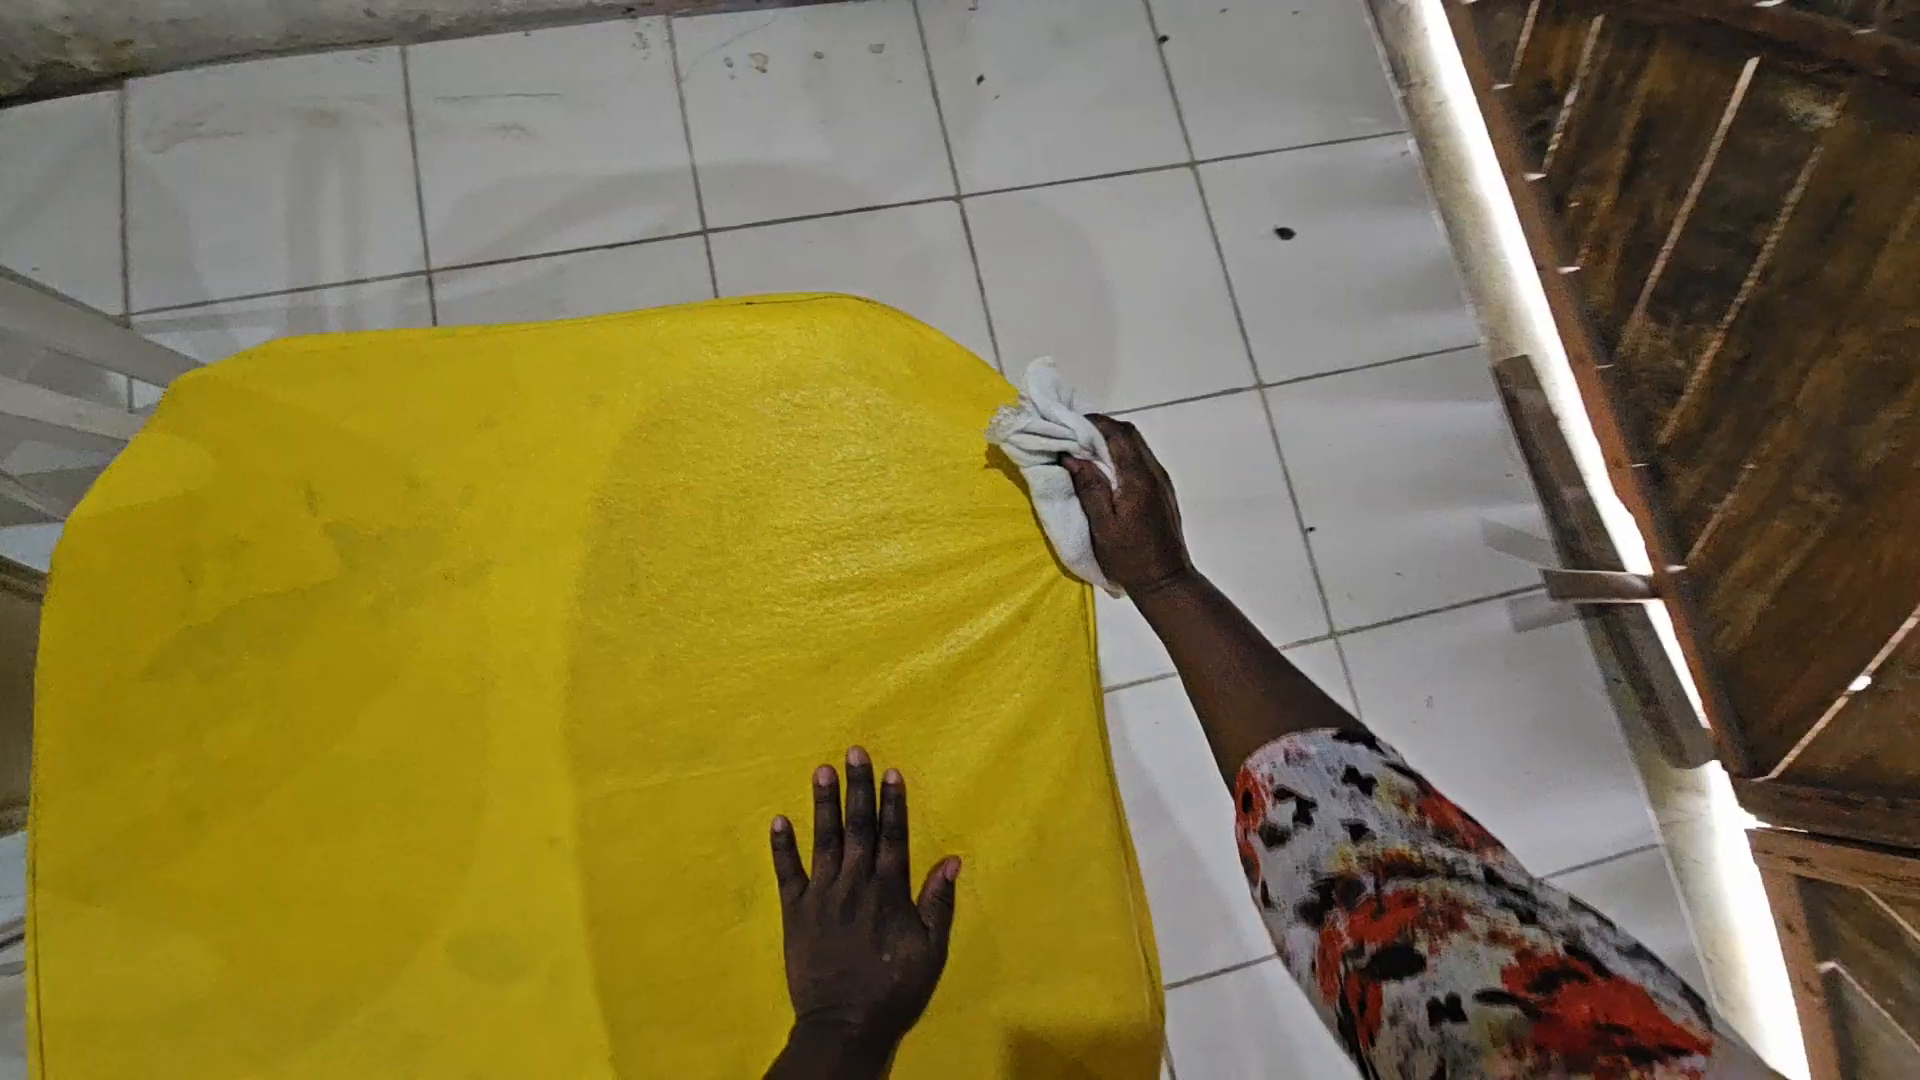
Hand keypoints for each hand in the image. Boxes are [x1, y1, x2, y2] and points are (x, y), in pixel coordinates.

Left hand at [768, 747, 960, 1067]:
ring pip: (824, 840)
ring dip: (824, 804)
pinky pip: (788, 873)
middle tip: (855, 751)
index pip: (892, 835)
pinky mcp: (795, 912)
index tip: (891, 770)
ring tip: (822, 770)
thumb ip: (938, 903)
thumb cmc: (894, 990)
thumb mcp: (930, 951)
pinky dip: (782, 846)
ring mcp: (822, 896)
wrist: (844, 1028)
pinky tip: (778, 819)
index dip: (893, 802)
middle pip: (858, 826)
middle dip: (858, 787)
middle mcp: (855, 883)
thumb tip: (952, 859)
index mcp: (888, 890)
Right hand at [1063, 415, 1193, 594]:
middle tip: (1074, 437)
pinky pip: (1140, 460)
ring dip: (1111, 442)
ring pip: (1136, 445)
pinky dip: (1120, 455)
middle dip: (1101, 429)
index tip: (1069, 426)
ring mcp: (1161, 481)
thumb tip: (1072, 456)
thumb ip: (1089, 488)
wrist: (1165, 580)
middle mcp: (1154, 473)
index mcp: (1138, 479)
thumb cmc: (1129, 558)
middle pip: (1129, 434)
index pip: (1117, 434)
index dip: (1093, 424)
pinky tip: (1104, 470)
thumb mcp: (1102, 526)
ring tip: (1085, 452)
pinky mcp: (1162, 490)